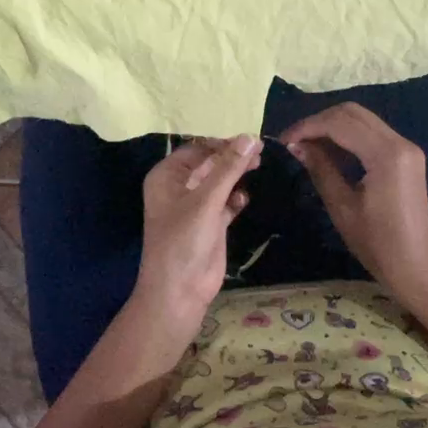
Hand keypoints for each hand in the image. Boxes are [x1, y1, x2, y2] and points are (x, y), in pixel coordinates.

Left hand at [137, 135, 260, 315]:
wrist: (180, 292)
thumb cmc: (183, 241)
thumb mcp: (205, 201)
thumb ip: (228, 169)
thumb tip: (249, 137)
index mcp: (166, 176)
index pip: (196, 148)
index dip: (220, 141)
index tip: (249, 136)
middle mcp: (178, 187)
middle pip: (209, 163)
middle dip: (232, 156)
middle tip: (260, 149)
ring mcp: (194, 207)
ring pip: (219, 182)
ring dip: (236, 175)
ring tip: (259, 165)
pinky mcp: (210, 224)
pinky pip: (225, 203)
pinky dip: (235, 199)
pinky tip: (244, 198)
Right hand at [281, 103, 427, 300]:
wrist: (415, 264)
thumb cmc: (376, 242)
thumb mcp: (341, 206)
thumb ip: (320, 168)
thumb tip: (296, 145)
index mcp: (386, 155)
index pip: (340, 124)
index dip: (308, 127)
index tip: (284, 140)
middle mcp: (400, 143)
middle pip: (352, 113)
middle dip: (319, 121)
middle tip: (295, 140)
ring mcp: (406, 147)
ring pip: (362, 119)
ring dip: (332, 126)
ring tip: (307, 145)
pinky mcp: (406, 155)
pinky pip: (372, 132)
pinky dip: (348, 135)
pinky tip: (330, 151)